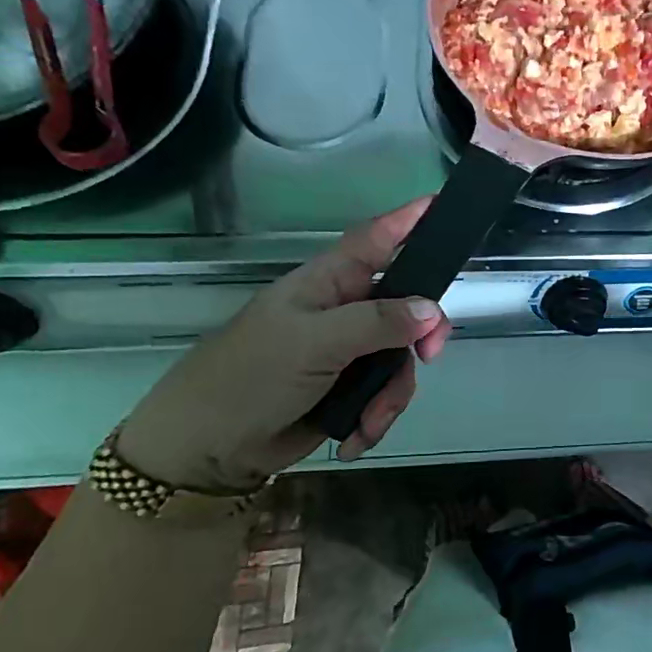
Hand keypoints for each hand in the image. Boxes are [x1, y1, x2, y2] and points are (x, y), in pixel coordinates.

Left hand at [114, 197, 452, 488]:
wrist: (209, 448)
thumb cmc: (252, 376)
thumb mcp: (315, 342)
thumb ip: (377, 323)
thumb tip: (432, 311)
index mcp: (329, 281)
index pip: (376, 238)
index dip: (408, 219)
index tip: (442, 204)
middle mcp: (343, 310)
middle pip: (406, 303)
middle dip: (422, 332)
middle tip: (429, 355)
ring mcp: (346, 351)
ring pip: (400, 356)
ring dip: (391, 393)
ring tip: (368, 421)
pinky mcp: (347, 389)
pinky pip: (384, 392)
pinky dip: (376, 417)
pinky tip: (354, 438)